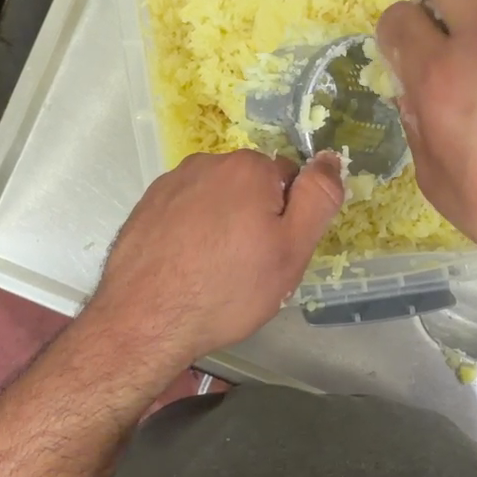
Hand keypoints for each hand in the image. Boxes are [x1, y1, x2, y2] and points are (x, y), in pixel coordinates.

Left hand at [86, 150, 344, 364]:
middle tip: (247, 267)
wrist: (146, 319)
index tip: (274, 253)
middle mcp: (207, 163)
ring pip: (215, 199)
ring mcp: (171, 183)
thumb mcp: (291, 250)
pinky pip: (183, 212)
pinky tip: (185, 267)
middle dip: (254, 219)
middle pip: (250, 187)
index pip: (290, 180)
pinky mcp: (146, 207)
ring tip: (212, 271)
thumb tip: (331, 157)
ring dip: (221, 225)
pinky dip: (190, 233)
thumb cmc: (227, 290)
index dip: (289, 219)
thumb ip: (318, 199)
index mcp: (249, 168)